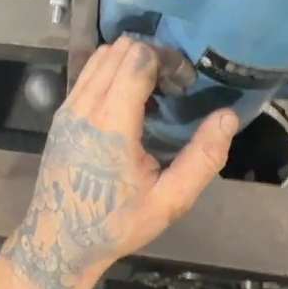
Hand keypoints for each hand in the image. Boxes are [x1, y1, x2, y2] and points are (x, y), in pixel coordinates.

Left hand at [2, 38, 237, 288]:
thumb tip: (228, 117)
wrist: (59, 238)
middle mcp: (85, 106)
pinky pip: (88, 73)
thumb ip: (202, 158)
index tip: (184, 80)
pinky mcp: (61, 113)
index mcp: (111, 124)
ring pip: (100, 57)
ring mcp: (68, 107)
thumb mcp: (169, 201)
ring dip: (129, 60)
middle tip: (172, 83)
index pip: (135, 59)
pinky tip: (129, 99)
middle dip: (150, 55)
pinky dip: (111, 71)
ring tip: (153, 89)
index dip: (165, 58)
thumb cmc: (116, 223)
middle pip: (118, 50)